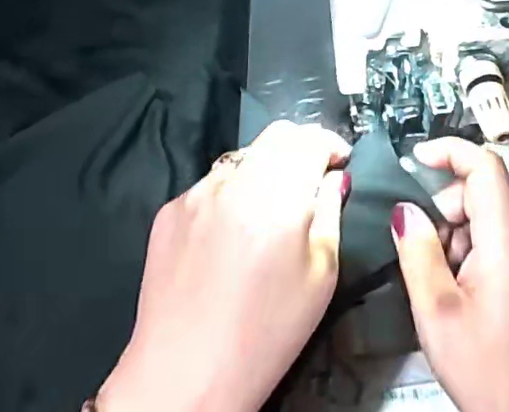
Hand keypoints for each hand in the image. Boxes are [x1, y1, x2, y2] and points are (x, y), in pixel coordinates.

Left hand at [97, 120, 350, 411]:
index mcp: (277, 195)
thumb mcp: (321, 277)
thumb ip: (329, 213)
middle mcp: (234, 180)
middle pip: (273, 137)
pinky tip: (228, 239)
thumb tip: (332, 177)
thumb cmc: (266, 333)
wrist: (185, 370)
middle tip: (310, 177)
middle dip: (297, 149)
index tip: (337, 158)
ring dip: (261, 172)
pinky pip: (208, 186)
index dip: (327, 143)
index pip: (307, 138)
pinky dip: (228, 197)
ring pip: (240, 160)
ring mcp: (196, 191)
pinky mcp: (171, 207)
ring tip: (267, 218)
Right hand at [392, 137, 508, 411]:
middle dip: (442, 207)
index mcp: (507, 245)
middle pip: (482, 194)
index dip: (449, 150)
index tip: (414, 160)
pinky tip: (459, 294)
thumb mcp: (437, 313)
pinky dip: (469, 254)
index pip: (486, 168)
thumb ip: (418, 252)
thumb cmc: (489, 373)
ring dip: (454, 235)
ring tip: (439, 282)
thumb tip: (404, 208)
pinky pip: (497, 246)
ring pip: (486, 222)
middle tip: (423, 249)